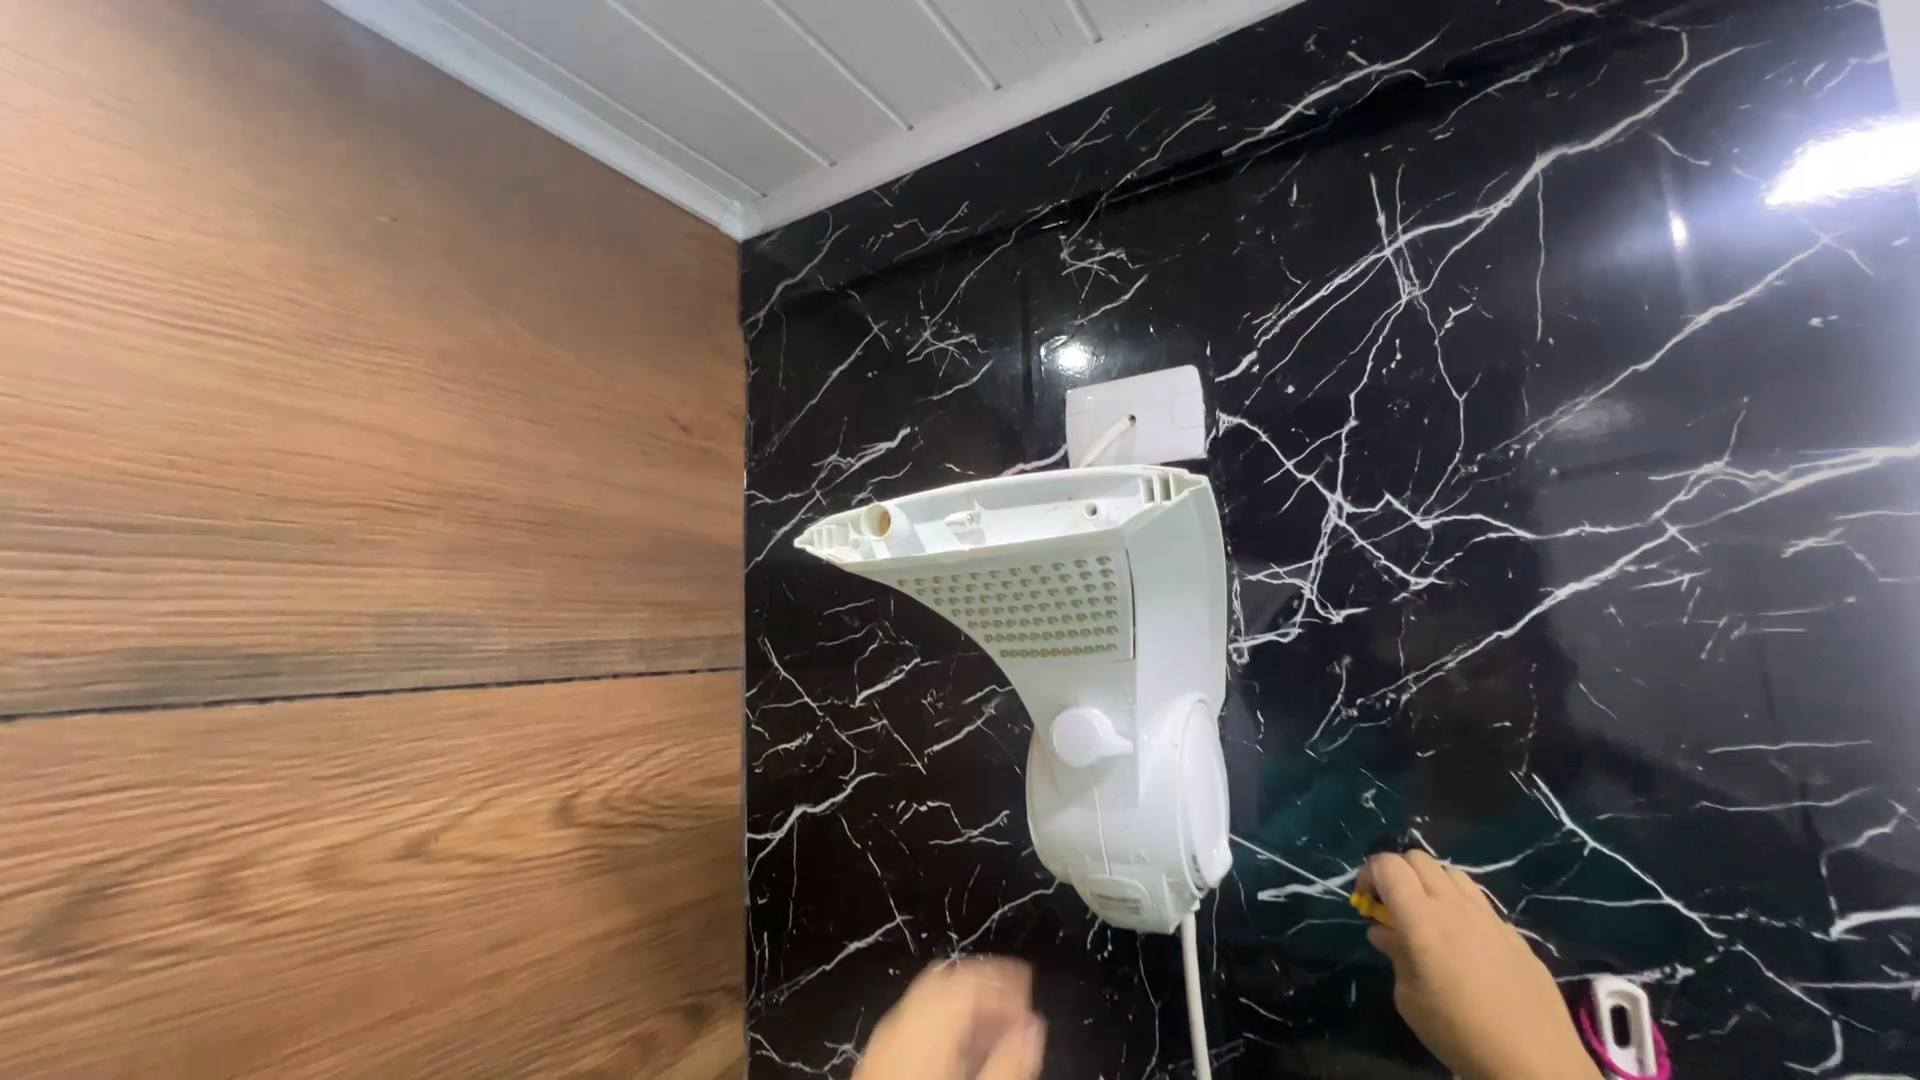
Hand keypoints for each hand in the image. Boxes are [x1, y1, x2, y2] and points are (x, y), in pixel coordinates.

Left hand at [853, 957, 1046, 1079]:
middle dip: (984, 987)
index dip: (1004, 980)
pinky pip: (913, 1018)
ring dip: (962, 1001)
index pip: (969, 980)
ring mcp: (883, 1040)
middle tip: (1017, 1011)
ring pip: (927, 996)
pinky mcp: (875, 1059)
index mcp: (928, 1028)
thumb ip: (1010, 1066)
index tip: (1030, 1001)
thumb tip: (1034, 1026)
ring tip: (994, 1030)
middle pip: (946, 980)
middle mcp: (901, 1023)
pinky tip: (958, 1050)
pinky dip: (940, 1018)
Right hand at [1359, 852, 1601, 1079]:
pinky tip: (1465, 942)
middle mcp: (1454, 905)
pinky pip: (1480, 902)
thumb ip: (1395, 954)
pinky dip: (1461, 907)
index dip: (1368, 873)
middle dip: (1397, 874)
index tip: (1367, 902)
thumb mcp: (1409, 998)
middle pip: (1418, 858)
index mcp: (1420, 917)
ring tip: (1429, 917)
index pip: (1387, 864)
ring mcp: (1489, 917)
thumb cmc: (1458, 1031)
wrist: (1536, 1064)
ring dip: (1431, 884)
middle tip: (1393, 908)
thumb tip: (1384, 933)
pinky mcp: (1515, 935)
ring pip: (1452, 873)